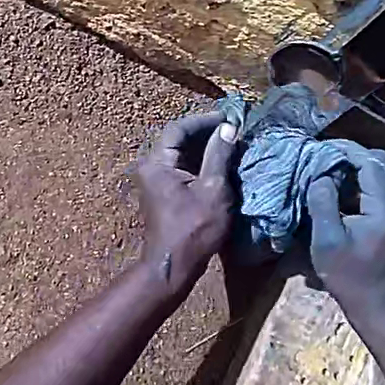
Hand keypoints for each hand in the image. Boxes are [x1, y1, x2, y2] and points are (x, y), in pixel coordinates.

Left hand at [135, 112, 237, 288]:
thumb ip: (219, 155)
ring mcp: (157, 181)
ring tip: (231, 142)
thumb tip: (228, 127)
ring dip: (205, 147)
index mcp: (157, 163)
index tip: (228, 118)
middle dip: (206, 132)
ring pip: (182, 153)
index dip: (204, 120)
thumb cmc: (194, 229)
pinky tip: (221, 162)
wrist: (174, 266)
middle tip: (232, 128)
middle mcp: (152, 168)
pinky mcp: (166, 193)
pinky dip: (202, 162)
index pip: (179, 128)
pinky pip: (183, 167)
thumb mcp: (213, 189)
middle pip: (178, 139)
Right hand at [306, 151, 384, 310]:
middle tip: (332, 157)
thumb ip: (323, 203)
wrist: (378, 303)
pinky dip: (376, 178)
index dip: (348, 150)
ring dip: (369, 165)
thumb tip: (323, 176)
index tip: (325, 148)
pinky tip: (355, 186)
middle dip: (358, 154)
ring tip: (342, 169)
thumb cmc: (348, 275)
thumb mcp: (326, 241)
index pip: (371, 163)